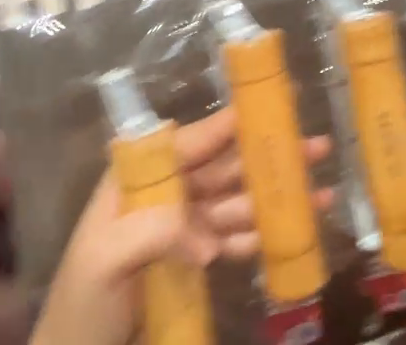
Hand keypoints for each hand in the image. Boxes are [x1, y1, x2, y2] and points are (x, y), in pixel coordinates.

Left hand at [31, 107, 334, 344]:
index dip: (231, 122)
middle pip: (224, 166)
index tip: (271, 106)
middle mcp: (166, 194)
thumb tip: (207, 242)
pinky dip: (263, 234)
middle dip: (268, 155)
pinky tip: (294, 230)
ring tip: (322, 193)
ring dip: (276, 196)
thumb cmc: (83, 298)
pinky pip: (235, 239)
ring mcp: (183, 227)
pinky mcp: (195, 259)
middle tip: (317, 147)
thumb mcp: (105, 257)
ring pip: (237, 201)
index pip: (190, 140)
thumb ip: (155, 231)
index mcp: (139, 178)